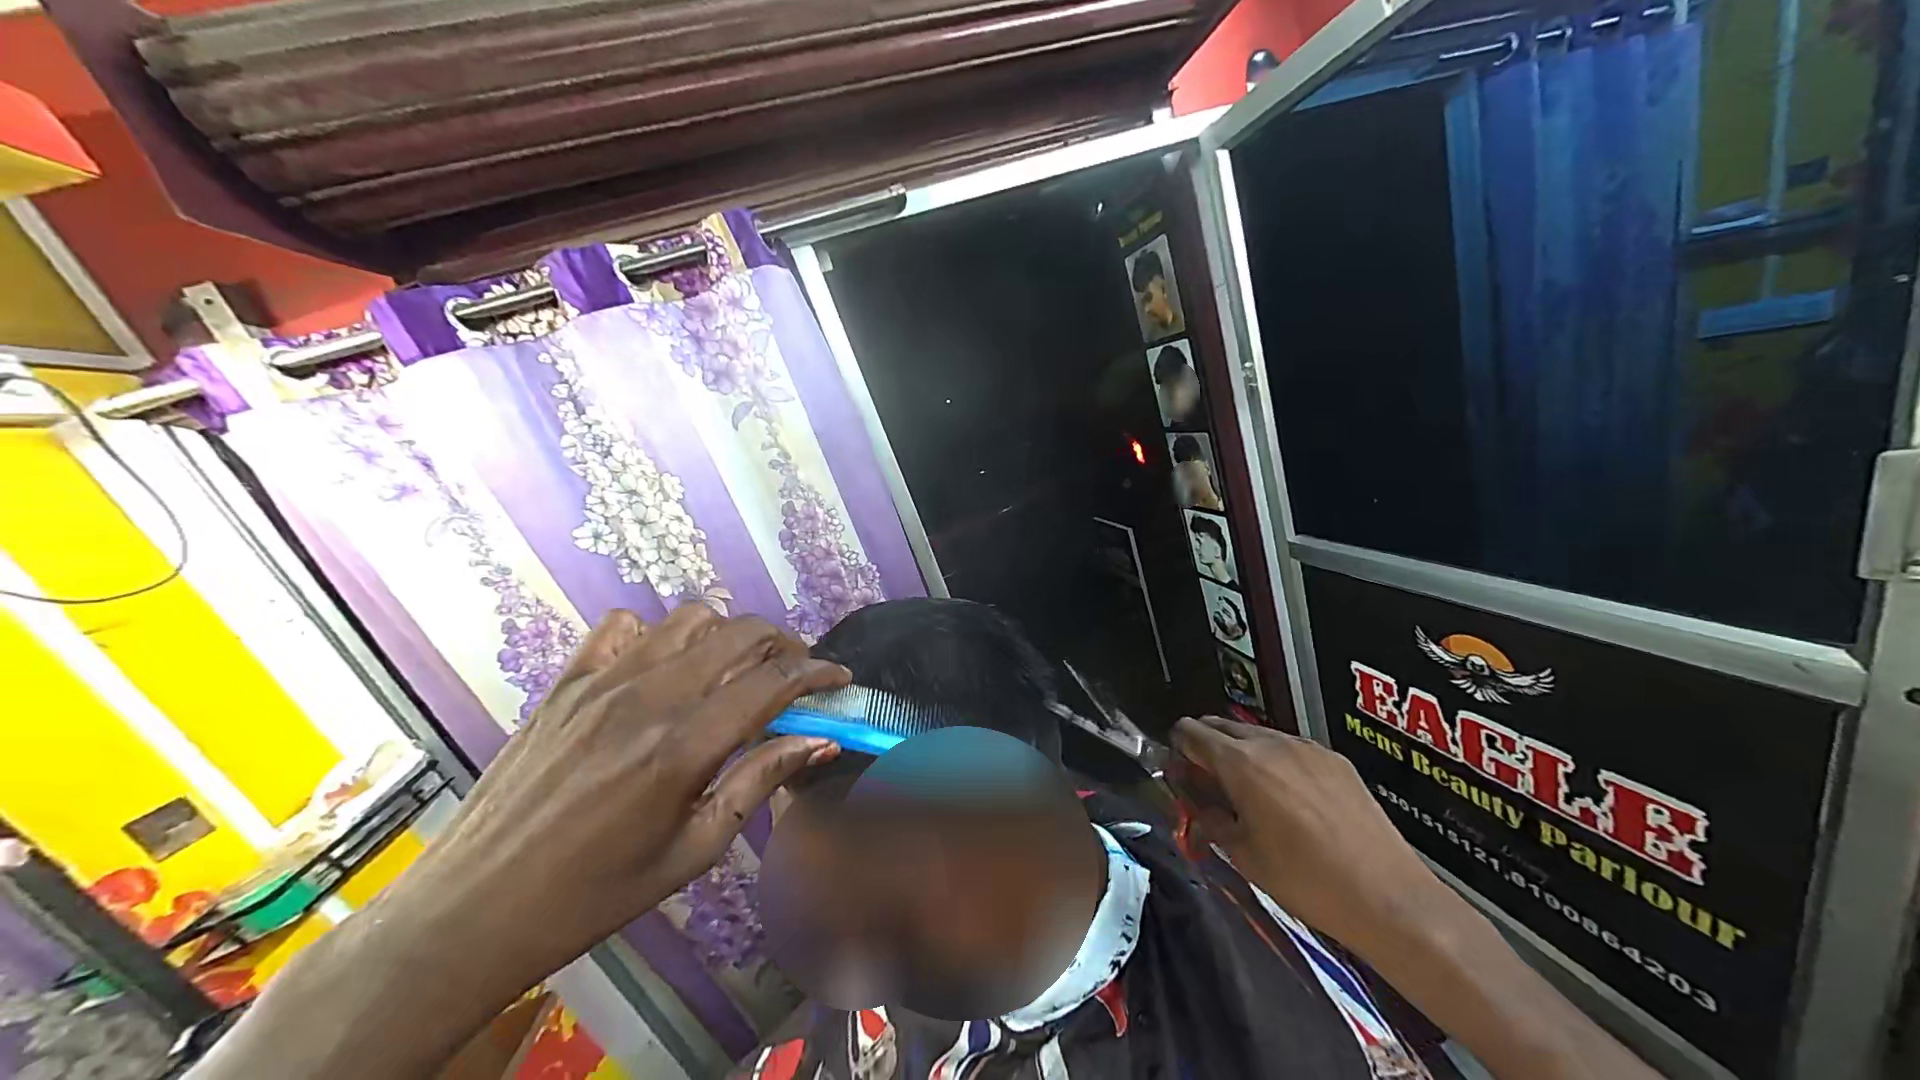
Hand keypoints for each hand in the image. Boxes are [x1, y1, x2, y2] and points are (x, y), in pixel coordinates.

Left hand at [392, 606, 849, 989]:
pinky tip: (663, 666)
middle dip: (783, 644)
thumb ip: (759, 781)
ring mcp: (602, 681)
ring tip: (736, 667)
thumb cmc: (596, 893)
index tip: (837, 677)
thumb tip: (819, 741)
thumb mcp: (693, 849)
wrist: (475, 908)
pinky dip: (657, 633)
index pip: (771, 681)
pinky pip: (623, 626)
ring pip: (688, 619)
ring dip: (727, 635)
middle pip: (738, 635)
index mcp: (683, 747)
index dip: (815, 672)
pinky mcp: (567, 681)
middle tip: (795, 672)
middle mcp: (648, 698)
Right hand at [1171, 716, 1443, 952]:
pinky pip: (1291, 749)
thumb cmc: (1306, 881)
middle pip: (1221, 725)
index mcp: (1241, 763)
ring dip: (1241, 754)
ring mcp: (1308, 748)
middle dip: (1206, 747)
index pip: (1191, 731)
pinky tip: (1289, 800)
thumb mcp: (1242, 855)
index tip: (1179, 772)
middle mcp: (1273, 744)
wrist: (1390, 900)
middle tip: (1208, 784)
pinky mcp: (1337, 761)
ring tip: (1249, 795)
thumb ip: (1208, 818)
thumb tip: (1196, 803)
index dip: (1177, 748)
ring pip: (1257, 735)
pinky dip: (1275, 762)